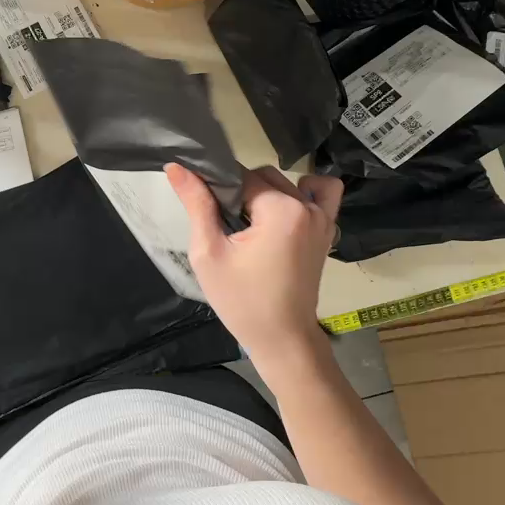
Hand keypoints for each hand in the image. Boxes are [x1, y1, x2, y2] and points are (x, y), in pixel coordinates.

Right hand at [165, 163, 341, 363]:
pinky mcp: (327, 229)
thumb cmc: (241, 300)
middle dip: (238, 193)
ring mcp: (323, 217)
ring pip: (286, 182)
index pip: (240, 176)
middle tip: (223, 227)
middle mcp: (306, 206)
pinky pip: (323, 193)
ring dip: (265, 193)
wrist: (281, 337)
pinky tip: (282, 210)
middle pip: (262, 177)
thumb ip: (196, 205)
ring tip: (249, 223)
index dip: (216, 188)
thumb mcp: (209, 253)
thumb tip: (176, 167)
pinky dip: (304, 191)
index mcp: (280, 210)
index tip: (203, 210)